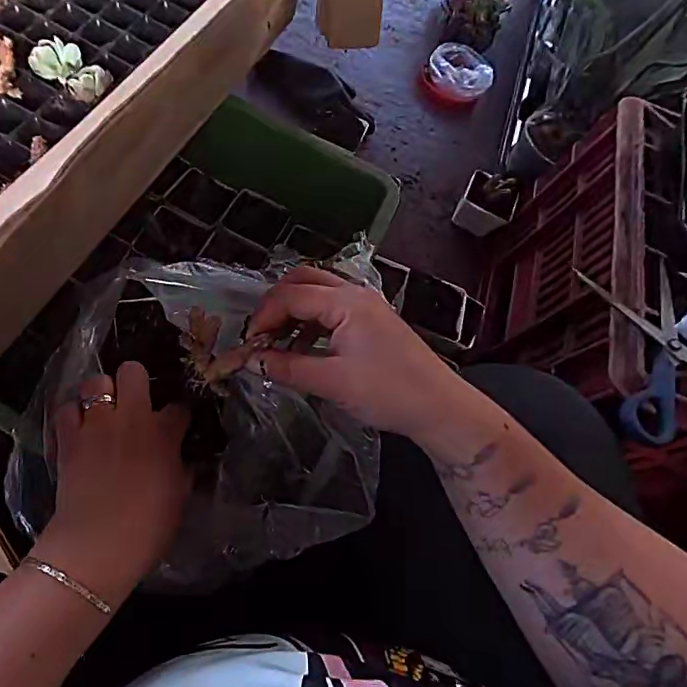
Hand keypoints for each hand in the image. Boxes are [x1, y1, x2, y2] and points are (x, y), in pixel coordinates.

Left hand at [34, 362, 190, 603]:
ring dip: (101, 393)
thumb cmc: (148, 527)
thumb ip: (183, 470)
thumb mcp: (179, 497)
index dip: (180, 414)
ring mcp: (97, 425)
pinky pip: (67, 408)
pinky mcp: (68, 438)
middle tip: (136, 403)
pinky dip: (73, 414)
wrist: (98, 545)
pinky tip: (80, 427)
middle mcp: (132, 418)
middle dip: (136, 382)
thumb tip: (184, 460)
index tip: (178, 425)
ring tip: (104, 411)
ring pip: (95, 382)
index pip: (180, 406)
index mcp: (165, 433)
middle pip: (133, 372)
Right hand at [245, 265, 487, 440]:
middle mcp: (356, 294)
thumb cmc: (388, 392)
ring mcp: (368, 305)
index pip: (290, 295)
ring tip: (278, 344)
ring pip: (319, 292)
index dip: (263, 316)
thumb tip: (252, 361)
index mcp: (346, 302)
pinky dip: (312, 321)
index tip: (248, 343)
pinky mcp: (374, 321)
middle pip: (304, 280)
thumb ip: (288, 368)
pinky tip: (305, 349)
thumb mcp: (332, 383)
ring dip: (294, 311)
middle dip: (277, 304)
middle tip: (261, 334)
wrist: (439, 406)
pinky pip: (334, 309)